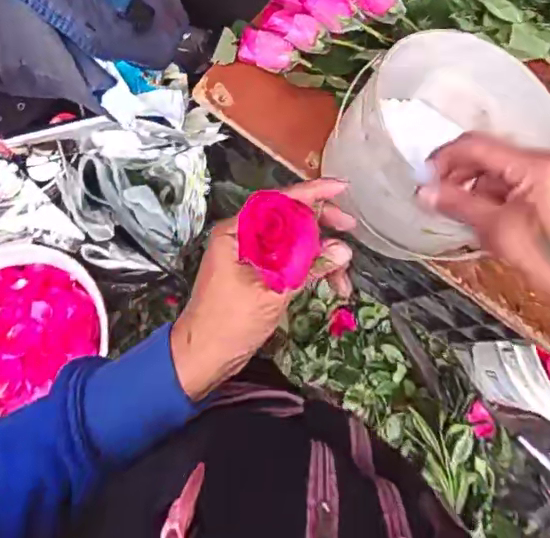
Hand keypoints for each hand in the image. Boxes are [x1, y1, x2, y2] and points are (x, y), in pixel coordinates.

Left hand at [170, 180, 355, 399]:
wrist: (199, 361)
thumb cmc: (227, 325)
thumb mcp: (272, 293)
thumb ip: (307, 268)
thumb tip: (343, 249)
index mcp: (238, 232)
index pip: (281, 201)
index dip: (314, 192)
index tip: (341, 188)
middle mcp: (245, 236)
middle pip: (290, 216)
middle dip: (322, 222)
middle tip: (349, 225)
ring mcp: (252, 254)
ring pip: (295, 240)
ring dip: (320, 253)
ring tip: (343, 272)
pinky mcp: (259, 272)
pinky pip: (291, 259)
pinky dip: (310, 268)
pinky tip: (330, 283)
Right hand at [420, 134, 549, 369]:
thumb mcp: (501, 235)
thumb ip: (460, 205)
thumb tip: (427, 191)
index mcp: (540, 165)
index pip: (479, 145)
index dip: (446, 158)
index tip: (425, 175)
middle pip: (495, 155)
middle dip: (463, 174)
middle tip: (438, 196)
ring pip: (509, 171)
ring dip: (482, 187)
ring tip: (462, 213)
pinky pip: (527, 183)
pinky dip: (504, 196)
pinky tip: (490, 218)